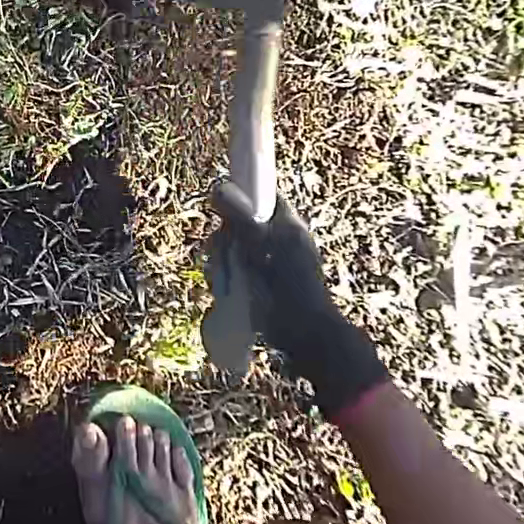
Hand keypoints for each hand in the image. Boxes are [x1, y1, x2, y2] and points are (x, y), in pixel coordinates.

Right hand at [211, 182, 387, 417]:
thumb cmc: (289, 286)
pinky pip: (233, 269)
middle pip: (240, 222)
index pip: (263, 195)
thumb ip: (240, 216)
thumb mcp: (261, 244)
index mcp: (288, 224)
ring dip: (222, 258)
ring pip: (232, 247)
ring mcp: (268, 262)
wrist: (306, 337)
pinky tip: (225, 286)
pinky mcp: (258, 282)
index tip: (223, 205)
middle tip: (221, 248)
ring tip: (223, 273)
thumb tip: (217, 186)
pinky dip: (226, 275)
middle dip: (225, 234)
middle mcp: (278, 239)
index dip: (242, 195)